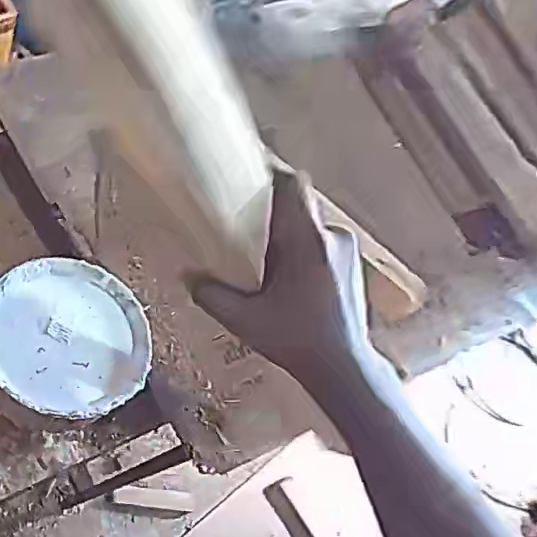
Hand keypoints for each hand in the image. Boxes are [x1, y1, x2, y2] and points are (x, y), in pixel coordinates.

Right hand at [190, 167, 372, 379]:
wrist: (341, 365)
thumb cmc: (294, 340)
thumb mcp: (243, 320)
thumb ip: (212, 295)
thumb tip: (188, 277)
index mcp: (308, 243)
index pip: (293, 186)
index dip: (269, 172)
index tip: (245, 172)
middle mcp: (332, 237)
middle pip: (296, 205)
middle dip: (267, 211)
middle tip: (237, 224)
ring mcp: (345, 249)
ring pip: (306, 226)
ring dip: (281, 234)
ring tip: (255, 256)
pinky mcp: (348, 263)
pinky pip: (316, 242)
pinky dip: (295, 249)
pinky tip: (278, 276)